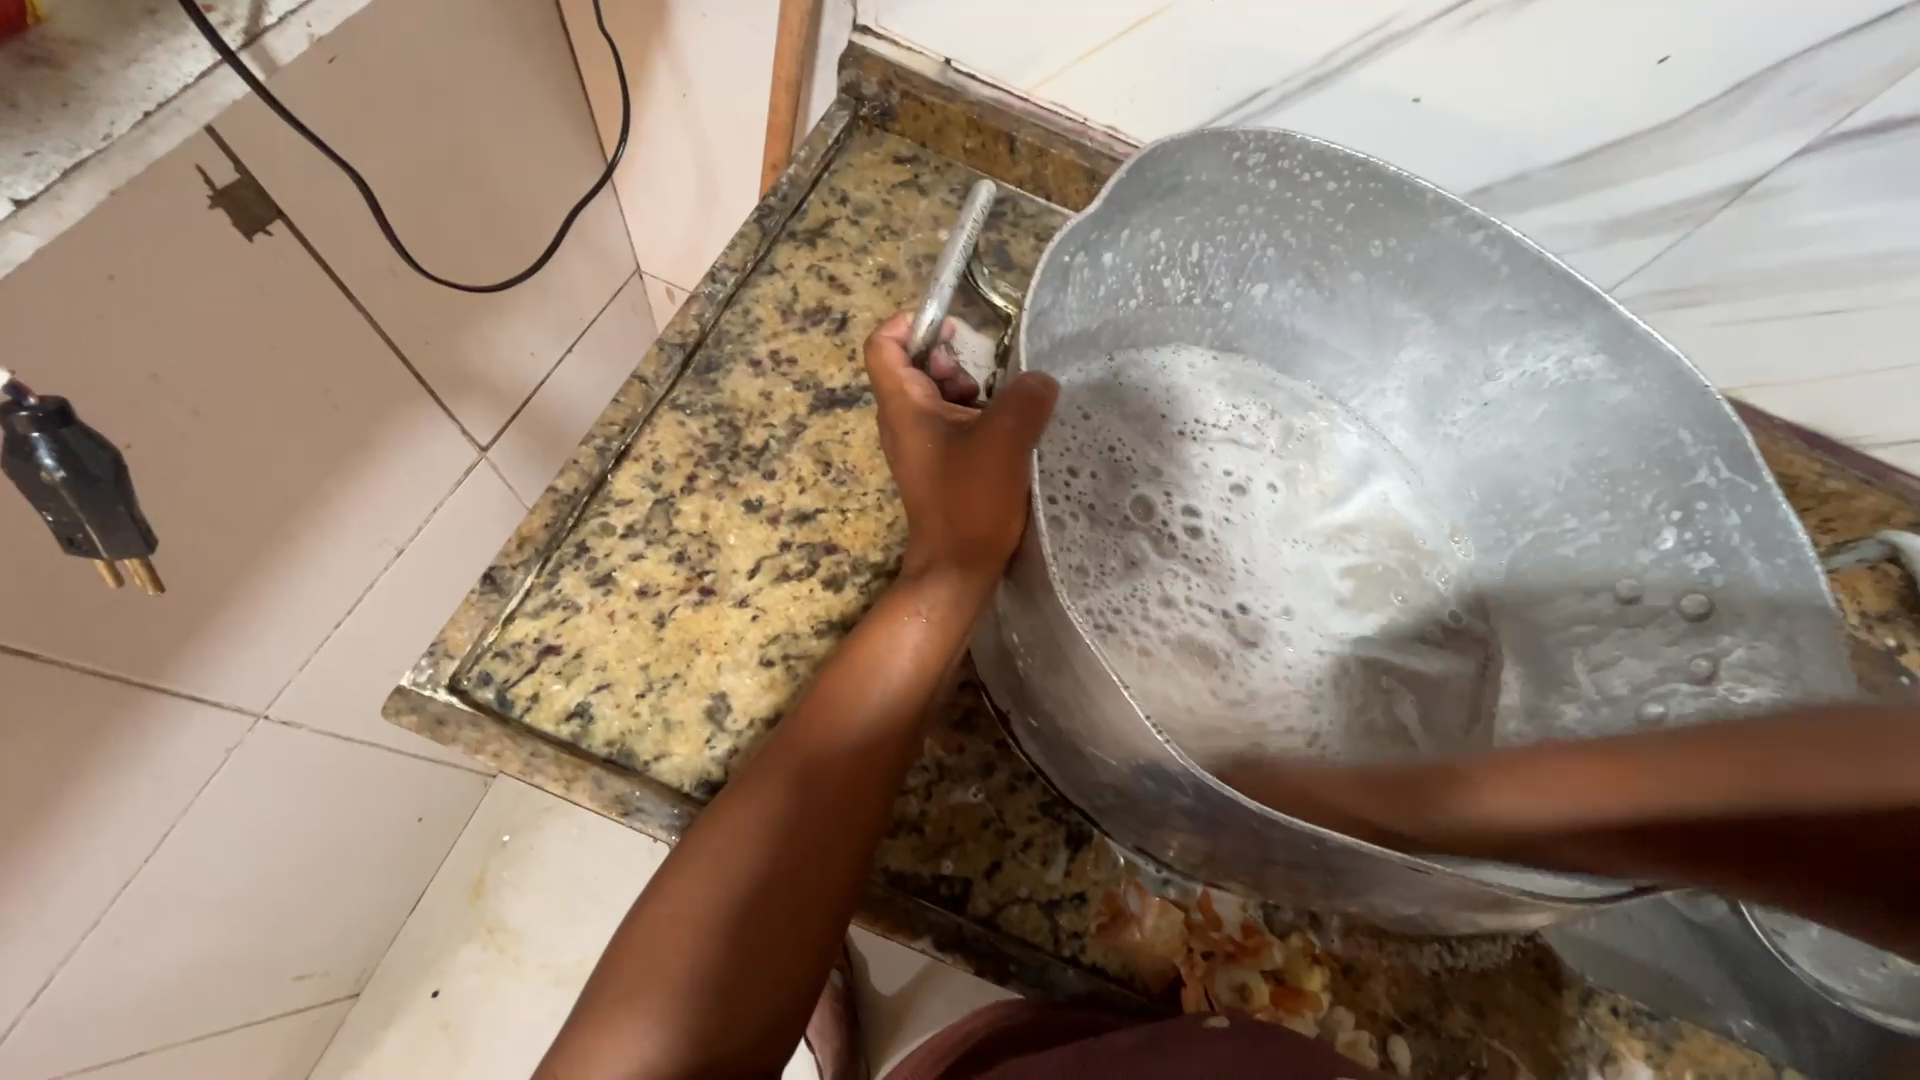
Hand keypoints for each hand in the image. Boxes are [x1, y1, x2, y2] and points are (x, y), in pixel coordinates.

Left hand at [863, 312, 1057, 586]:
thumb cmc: (971, 500)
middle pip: (913, 364)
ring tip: (1000, 402)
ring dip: (970, 387)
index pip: (883, 344)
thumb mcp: (1003, 440)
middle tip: (984, 373)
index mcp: (903, 405)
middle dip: (952, 356)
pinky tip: (1006, 430)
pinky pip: (951, 422)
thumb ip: (1025, 397)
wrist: (959, 566)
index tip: (957, 328)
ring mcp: (919, 444)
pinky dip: (975, 415)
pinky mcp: (938, 464)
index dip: (912, 323)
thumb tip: (1040, 379)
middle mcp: (903, 420)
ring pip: (936, 393)